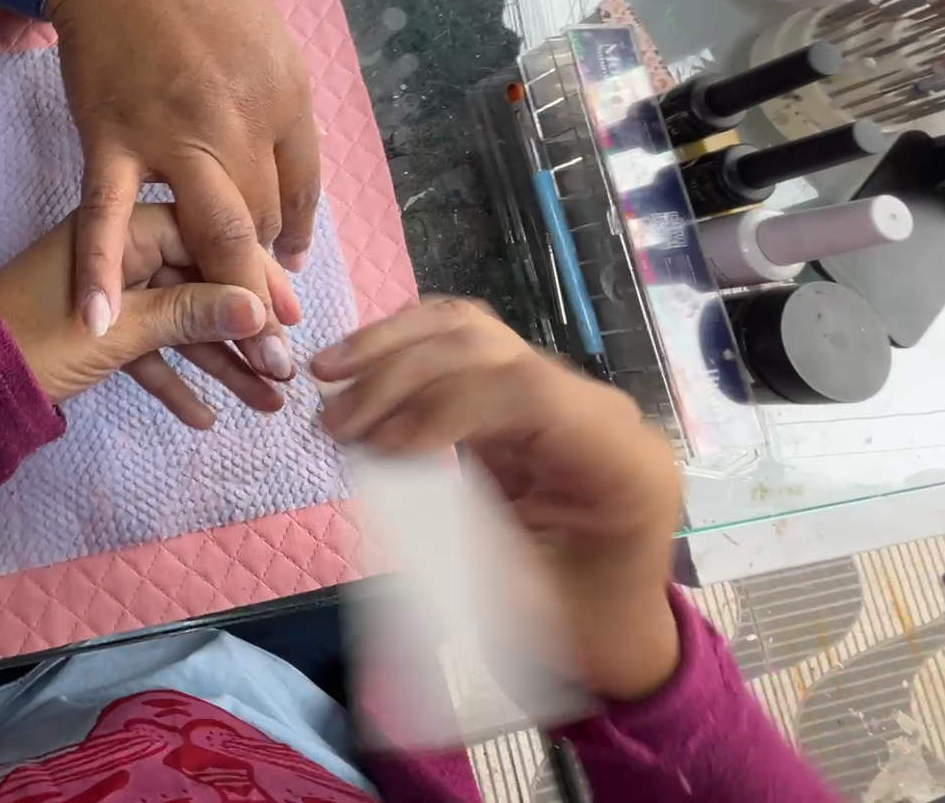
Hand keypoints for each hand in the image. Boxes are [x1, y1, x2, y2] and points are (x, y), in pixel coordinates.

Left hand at [0, 203, 301, 427]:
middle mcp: (118, 257)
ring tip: (266, 403)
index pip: (202, 241)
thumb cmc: (38, 339)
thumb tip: (260, 309)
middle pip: (195, 288)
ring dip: (216, 364)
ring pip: (175, 326)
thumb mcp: (120, 328)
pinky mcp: (96, 335)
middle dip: (240, 333)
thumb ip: (189, 314)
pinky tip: (206, 417)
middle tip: (285, 370)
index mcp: (119, 230)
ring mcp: (107, 298)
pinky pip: (144, 352)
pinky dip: (170, 381)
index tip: (290, 320)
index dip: (249, 281)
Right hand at [47, 0, 320, 386]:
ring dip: (218, 296)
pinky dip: (100, 269)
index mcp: (283, 96)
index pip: (299, 192)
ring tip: (228, 358)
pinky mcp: (110, 140)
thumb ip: (283, 123)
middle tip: (273, 349)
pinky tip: (98, 321)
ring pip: (207, 230)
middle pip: (262, 222)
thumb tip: (285, 203)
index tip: (284, 282)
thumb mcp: (269, 47)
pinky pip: (107, 215)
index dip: (293, 243)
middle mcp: (239, 120)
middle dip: (269, 288)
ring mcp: (172, 133)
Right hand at [309, 298, 684, 700]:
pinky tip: (352, 363)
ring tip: (325, 372)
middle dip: (396, 375)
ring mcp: (555, 387)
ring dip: (384, 344)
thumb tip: (375, 468)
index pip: (525, 392)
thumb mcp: (520, 595)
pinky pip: (451, 339)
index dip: (439, 406)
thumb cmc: (574, 618)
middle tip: (333, 421)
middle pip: (484, 348)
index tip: (375, 447)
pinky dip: (394, 344)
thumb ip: (454, 531)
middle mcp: (593, 407)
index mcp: (619, 460)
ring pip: (462, 327)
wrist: (606, 615)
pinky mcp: (515, 384)